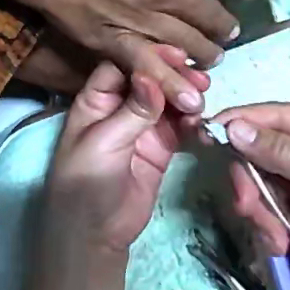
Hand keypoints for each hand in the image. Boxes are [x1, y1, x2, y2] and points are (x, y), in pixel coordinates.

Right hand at [8, 0, 257, 113]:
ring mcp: (141, 19)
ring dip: (208, 52)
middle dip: (225, 25)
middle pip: (209, 14)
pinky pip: (151, 66)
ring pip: (188, 44)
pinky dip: (174, 82)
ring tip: (214, 58)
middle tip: (229, 31)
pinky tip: (192, 93)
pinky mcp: (114, 42)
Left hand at [46, 63, 190, 253]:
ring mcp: (142, 126)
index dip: (147, 58)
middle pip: (149, 80)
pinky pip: (179, 126)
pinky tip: (201, 119)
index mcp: (96, 99)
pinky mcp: (160, 147)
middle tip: (199, 77)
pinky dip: (191, 120)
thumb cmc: (86, 182)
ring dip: (186, 96)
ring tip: (204, 95)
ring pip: (168, 101)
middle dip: (173, 76)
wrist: (95, 233)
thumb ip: (132, 111)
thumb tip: (153, 77)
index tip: (176, 55)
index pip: (123, 66)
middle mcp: (119, 107)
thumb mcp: (105, 142)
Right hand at [212, 104, 289, 289]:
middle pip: (260, 151)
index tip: (207, 132)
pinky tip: (284, 246)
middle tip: (250, 207)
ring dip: (260, 210)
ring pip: (259, 184)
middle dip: (251, 180)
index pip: (278, 116)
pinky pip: (266, 211)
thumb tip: (235, 127)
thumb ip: (286, 154)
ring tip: (278, 237)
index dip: (242, 122)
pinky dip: (268, 228)